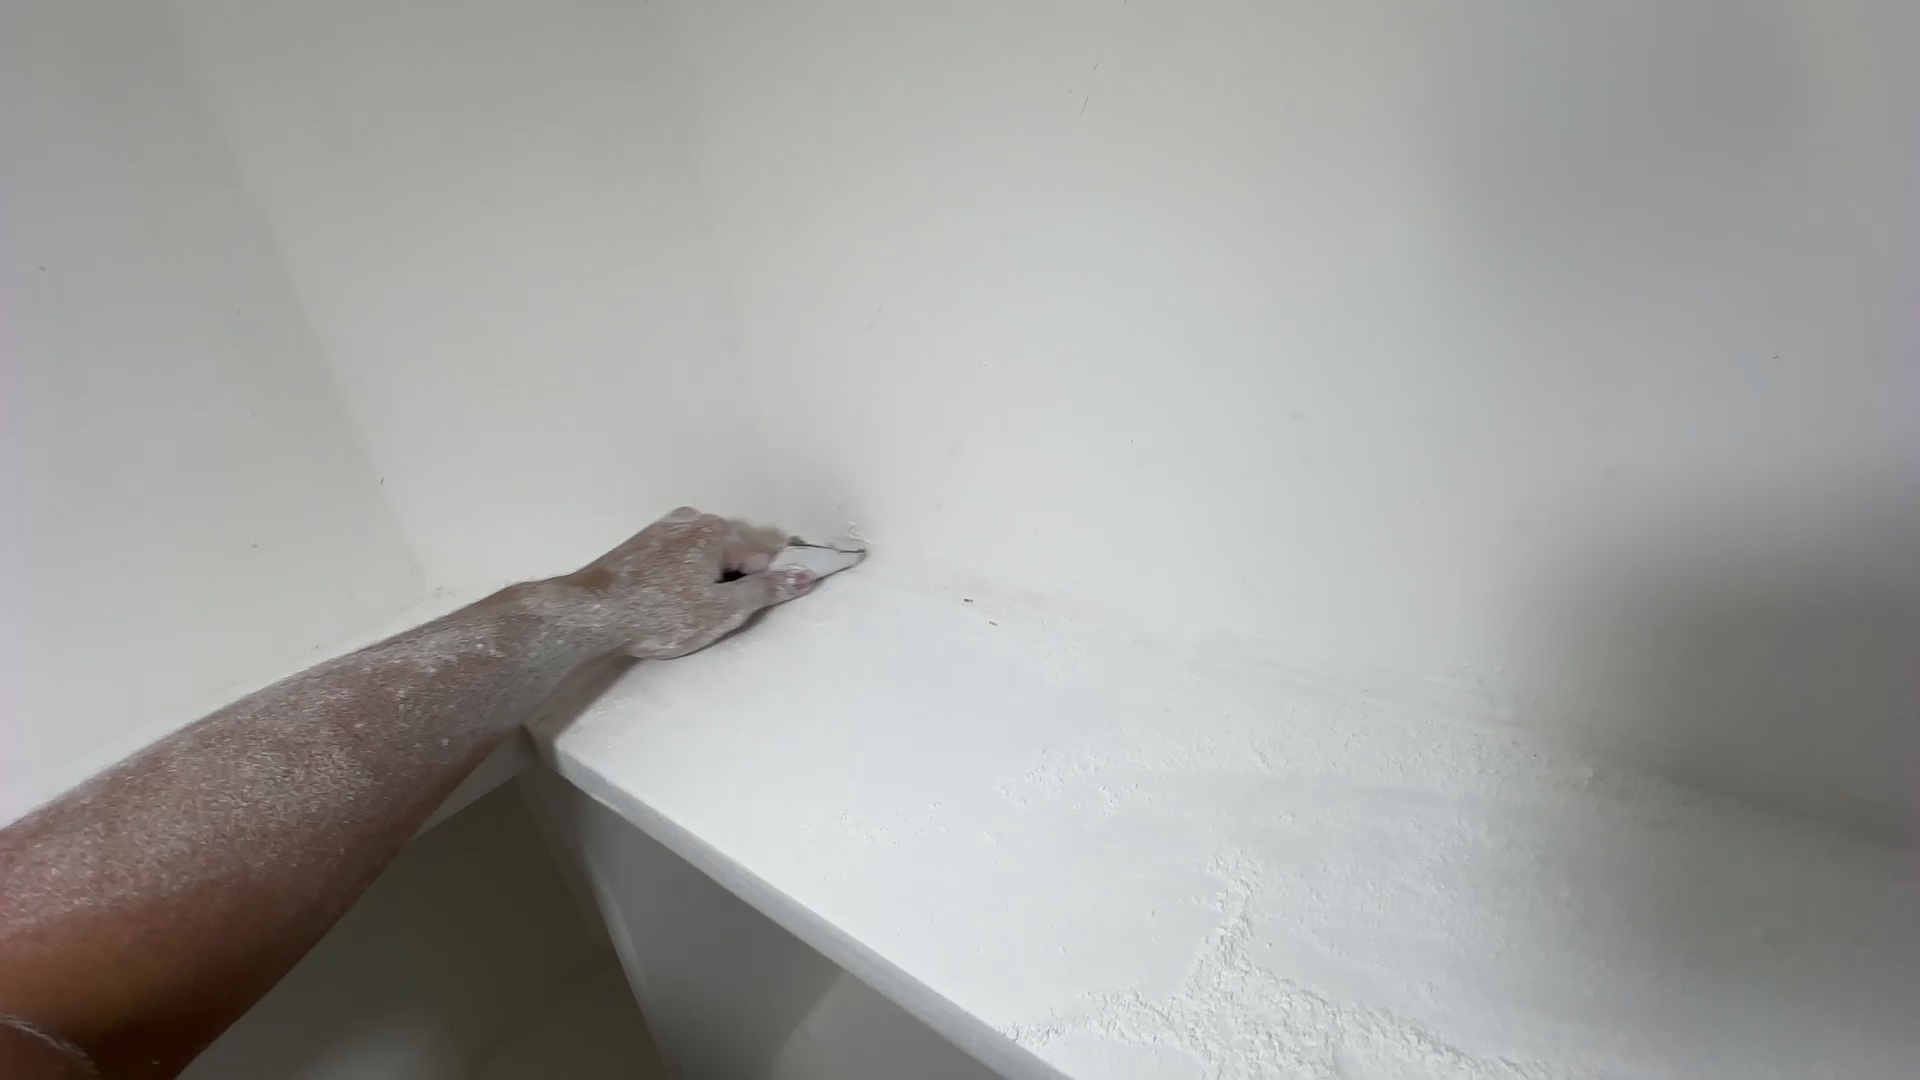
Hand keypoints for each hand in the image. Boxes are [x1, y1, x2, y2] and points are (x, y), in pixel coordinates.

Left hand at [545, 506, 814, 659]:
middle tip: (704, 614)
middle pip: (735, 554)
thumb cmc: (660, 616)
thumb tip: (807, 575)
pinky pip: (682, 556)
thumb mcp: (723, 610)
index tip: (733, 611)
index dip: (754, 590)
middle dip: (730, 582)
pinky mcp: (645, 540)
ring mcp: (667, 527)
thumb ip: (767, 590)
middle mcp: (695, 519)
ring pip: (707, 555)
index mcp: (719, 531)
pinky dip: (682, 575)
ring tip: (680, 610)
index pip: (762, 560)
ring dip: (705, 580)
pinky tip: (664, 599)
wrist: (589, 615)